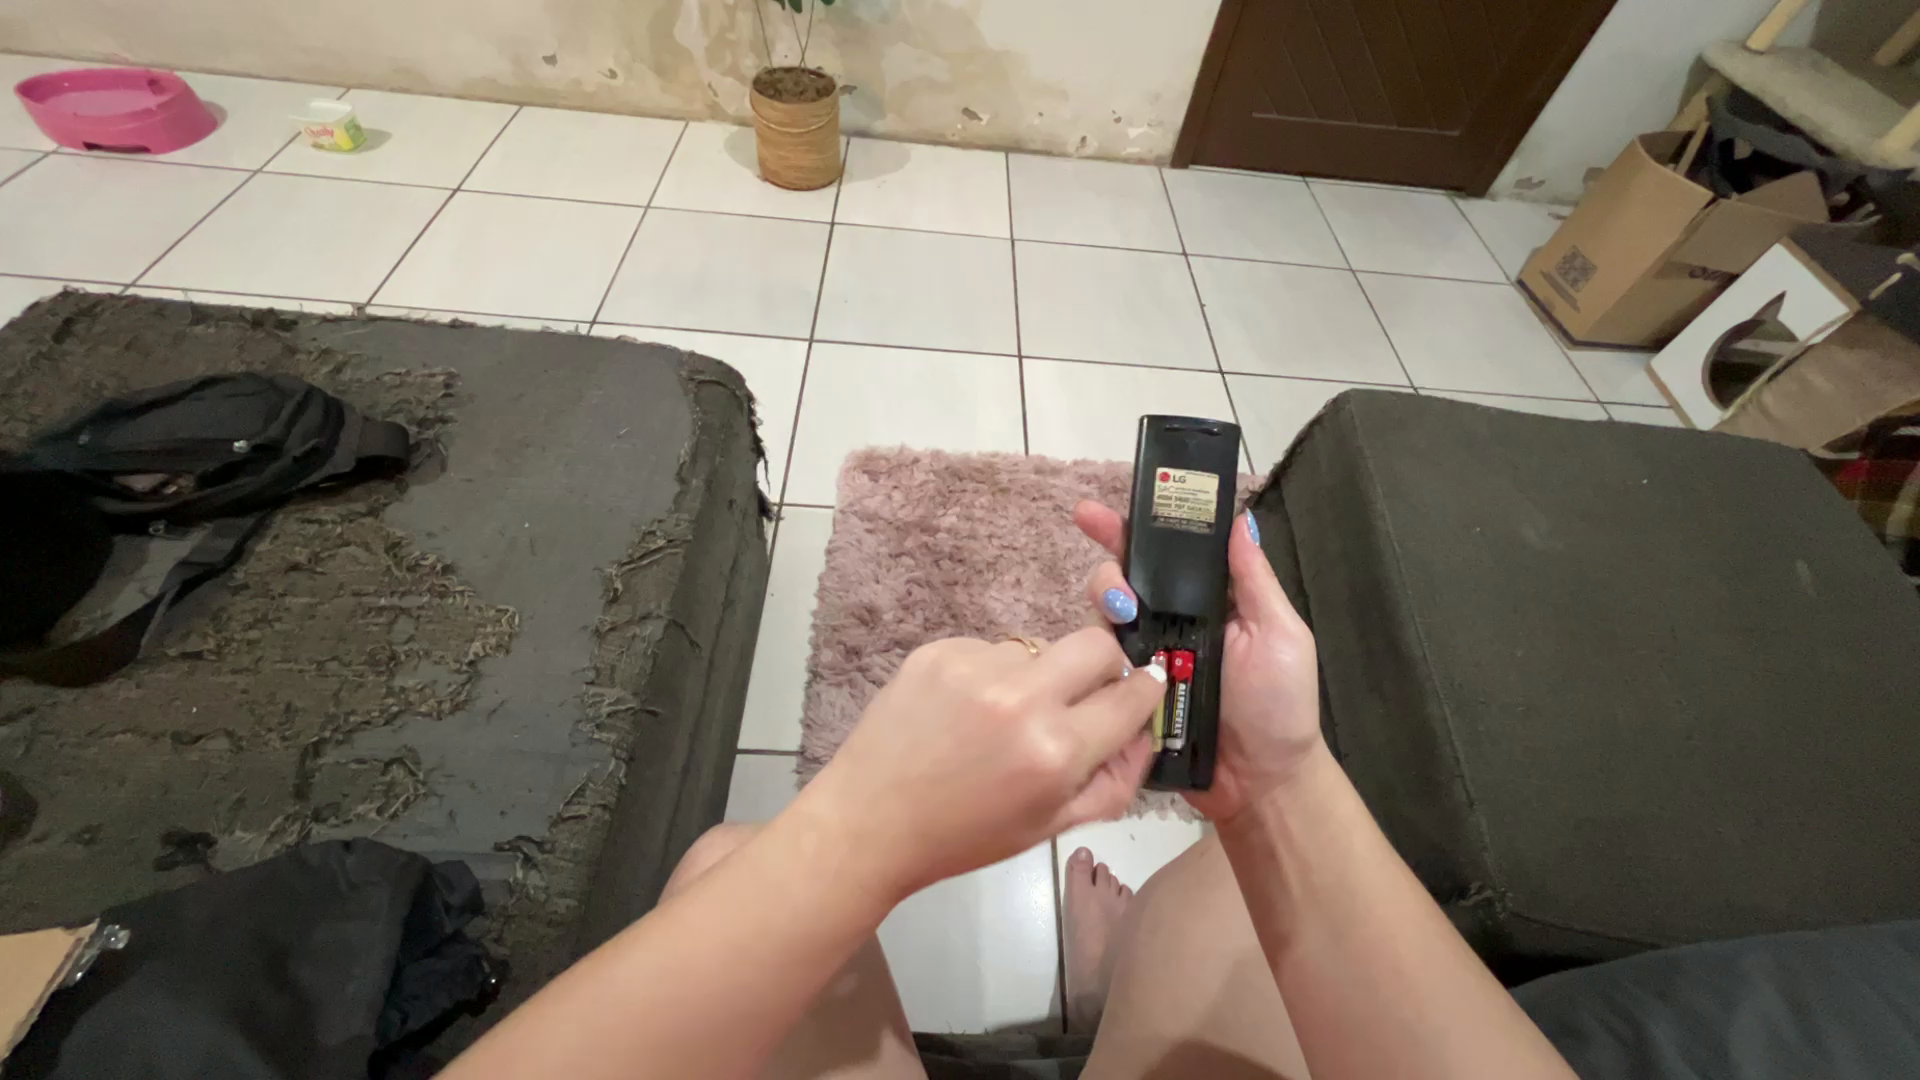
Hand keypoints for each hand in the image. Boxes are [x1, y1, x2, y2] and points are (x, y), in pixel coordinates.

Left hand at [805, 627, 1167, 898]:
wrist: (870, 819)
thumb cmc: (965, 836)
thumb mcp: (1051, 826)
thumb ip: (1113, 781)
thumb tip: (1143, 729)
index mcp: (1056, 750)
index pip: (1132, 695)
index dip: (1145, 692)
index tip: (1142, 690)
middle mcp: (1022, 696)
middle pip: (1097, 643)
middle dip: (1105, 665)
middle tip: (1084, 693)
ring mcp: (976, 665)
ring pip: (1038, 649)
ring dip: (1037, 676)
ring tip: (999, 718)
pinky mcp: (939, 649)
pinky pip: (990, 649)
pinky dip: (991, 674)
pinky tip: (963, 709)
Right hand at [1074, 500, 1323, 823]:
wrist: (1259, 782)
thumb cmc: (1278, 705)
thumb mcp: (1280, 634)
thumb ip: (1254, 580)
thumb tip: (1240, 520)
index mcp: (1206, 601)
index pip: (1166, 555)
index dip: (1134, 528)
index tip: (1100, 511)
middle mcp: (1167, 622)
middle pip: (1124, 579)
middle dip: (1108, 565)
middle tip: (1108, 574)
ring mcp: (1142, 658)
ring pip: (1105, 616)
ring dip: (1105, 603)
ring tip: (1120, 613)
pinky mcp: (1124, 692)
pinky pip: (1097, 663)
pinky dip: (1093, 651)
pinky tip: (1097, 650)